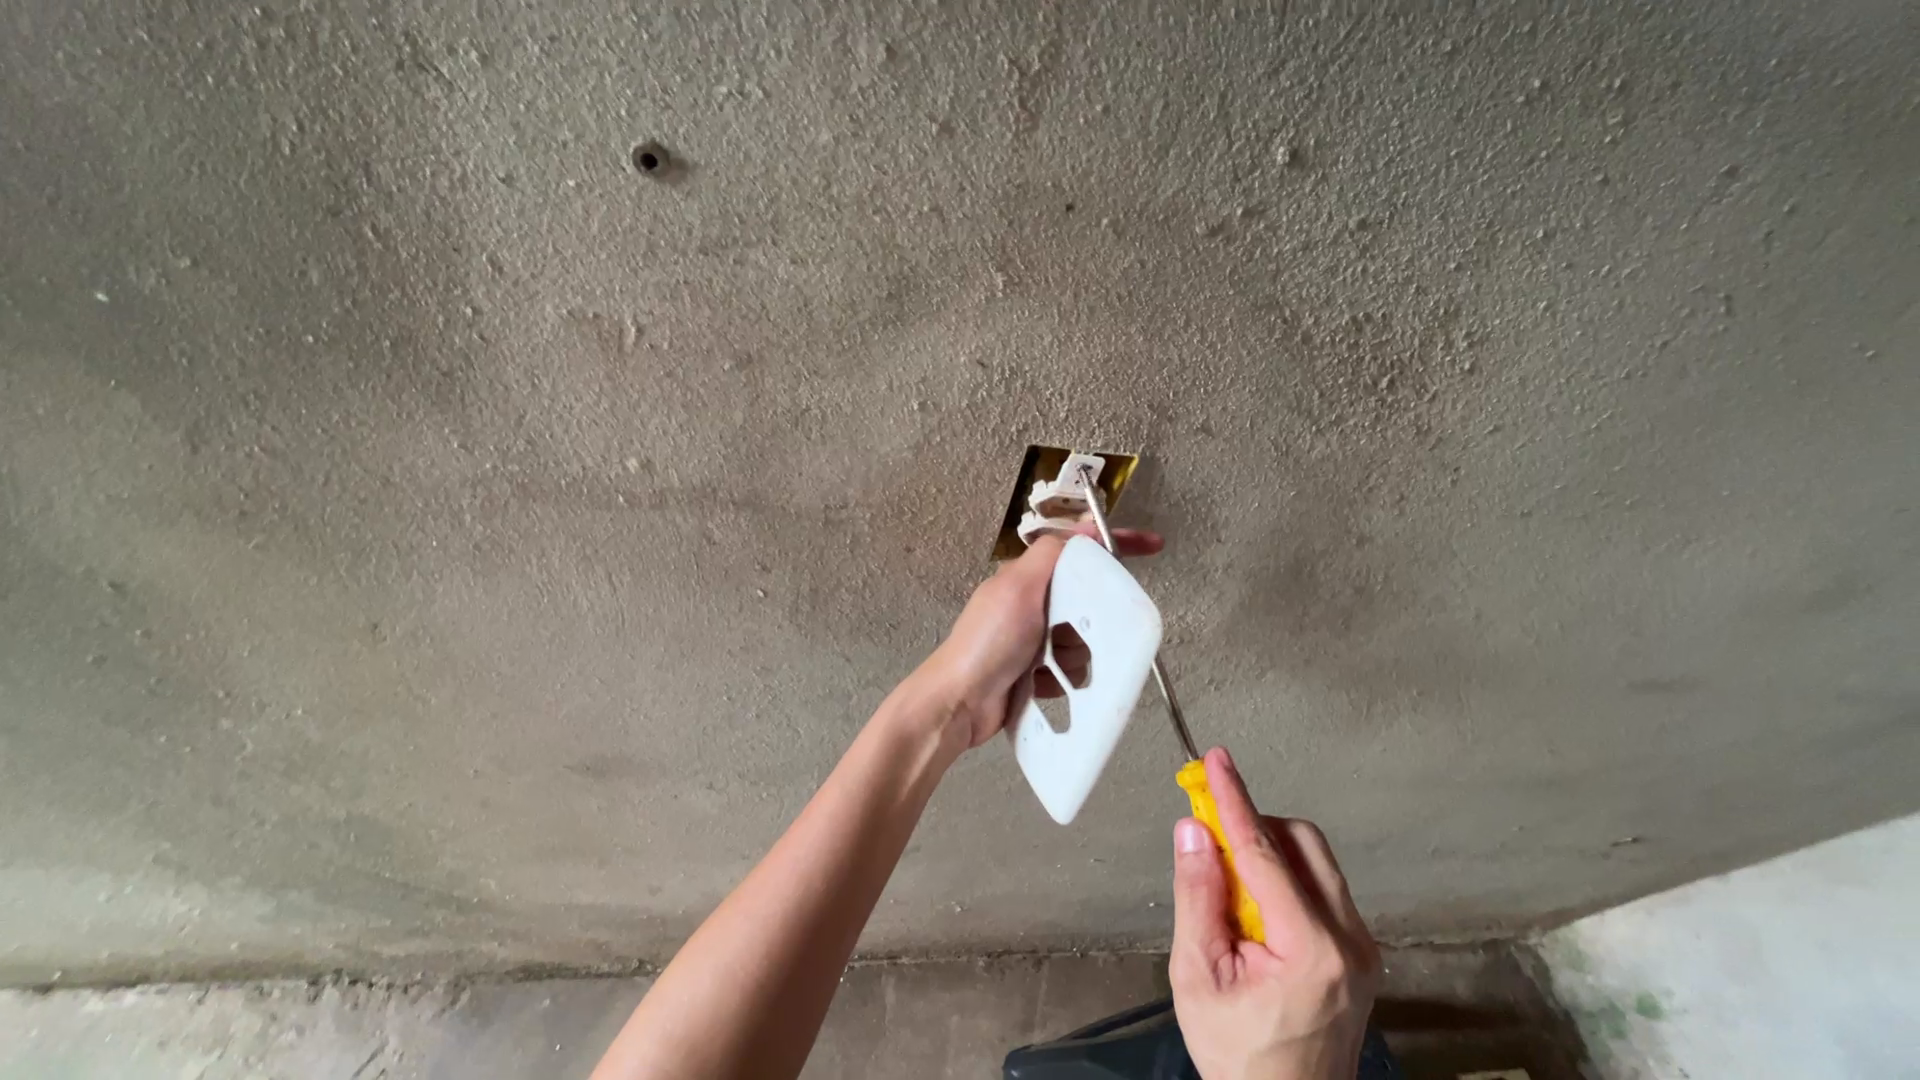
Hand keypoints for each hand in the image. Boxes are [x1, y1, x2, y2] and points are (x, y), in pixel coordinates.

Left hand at [918, 524, 1162, 748]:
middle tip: (1067, 637)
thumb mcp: (1018, 587)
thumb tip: (1083, 530)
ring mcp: (1032, 641)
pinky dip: (1064, 678)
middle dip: (1088, 622)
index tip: (1152, 545)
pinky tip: (1044, 684)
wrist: (960, 702)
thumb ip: (1050, 555)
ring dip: (1074, 655)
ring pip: (1083, 639)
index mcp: (1025, 579)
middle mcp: (1030, 606)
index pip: (1077, 552)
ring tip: (1050, 666)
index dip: (1115, 546)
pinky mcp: (1035, 673)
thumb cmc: (988, 642)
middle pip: (1087, 602)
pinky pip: (1072, 669)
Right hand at [1170, 748, 1380, 1079]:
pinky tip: (1254, 910)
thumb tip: (1192, 830)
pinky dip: (1284, 878)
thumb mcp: (1197, 976)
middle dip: (1254, 825)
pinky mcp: (1361, 952)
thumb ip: (1197, 896)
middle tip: (1209, 833)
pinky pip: (1322, 887)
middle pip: (1303, 842)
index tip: (1216, 760)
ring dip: (1268, 851)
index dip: (1233, 800)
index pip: (1264, 852)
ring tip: (1228, 885)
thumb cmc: (1236, 1053)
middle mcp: (1350, 940)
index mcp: (1310, 949)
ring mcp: (1363, 946)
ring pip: (1316, 861)